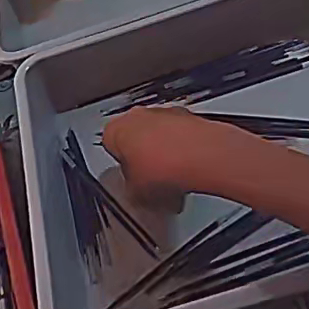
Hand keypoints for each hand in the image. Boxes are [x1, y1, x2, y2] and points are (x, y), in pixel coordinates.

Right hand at [100, 106, 264, 206]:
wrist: (199, 157)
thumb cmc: (165, 166)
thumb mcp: (136, 192)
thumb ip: (131, 190)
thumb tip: (137, 195)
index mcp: (116, 128)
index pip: (109, 144)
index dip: (121, 166)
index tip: (130, 179)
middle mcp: (139, 115)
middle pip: (137, 138)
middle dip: (145, 159)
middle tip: (151, 182)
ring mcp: (166, 113)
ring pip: (161, 136)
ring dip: (166, 155)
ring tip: (175, 183)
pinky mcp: (190, 118)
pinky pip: (182, 137)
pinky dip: (185, 152)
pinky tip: (190, 174)